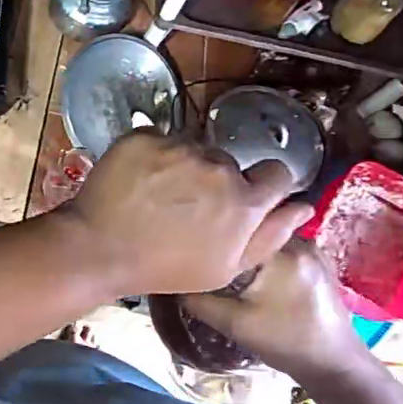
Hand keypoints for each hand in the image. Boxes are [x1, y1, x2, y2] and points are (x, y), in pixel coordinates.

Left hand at [56, 130, 312, 296]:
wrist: (98, 249)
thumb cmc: (164, 267)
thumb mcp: (225, 267)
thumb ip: (271, 235)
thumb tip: (304, 206)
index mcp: (244, 202)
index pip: (276, 172)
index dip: (262, 184)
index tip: (241, 196)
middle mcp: (216, 167)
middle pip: (228, 162)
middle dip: (214, 179)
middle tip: (185, 205)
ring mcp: (176, 147)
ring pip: (192, 148)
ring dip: (181, 165)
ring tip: (157, 194)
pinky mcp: (143, 137)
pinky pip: (158, 139)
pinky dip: (151, 154)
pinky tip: (138, 179)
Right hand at [181, 237, 373, 387]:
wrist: (335, 366)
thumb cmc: (286, 342)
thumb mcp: (233, 324)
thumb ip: (198, 300)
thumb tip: (170, 280)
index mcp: (283, 252)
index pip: (238, 228)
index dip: (212, 235)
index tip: (191, 242)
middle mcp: (301, 242)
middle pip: (252, 230)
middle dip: (229, 240)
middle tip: (203, 251)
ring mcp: (313, 250)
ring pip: (266, 238)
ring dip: (246, 248)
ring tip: (223, 259)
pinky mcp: (316, 261)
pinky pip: (279, 247)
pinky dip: (262, 255)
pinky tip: (249, 272)